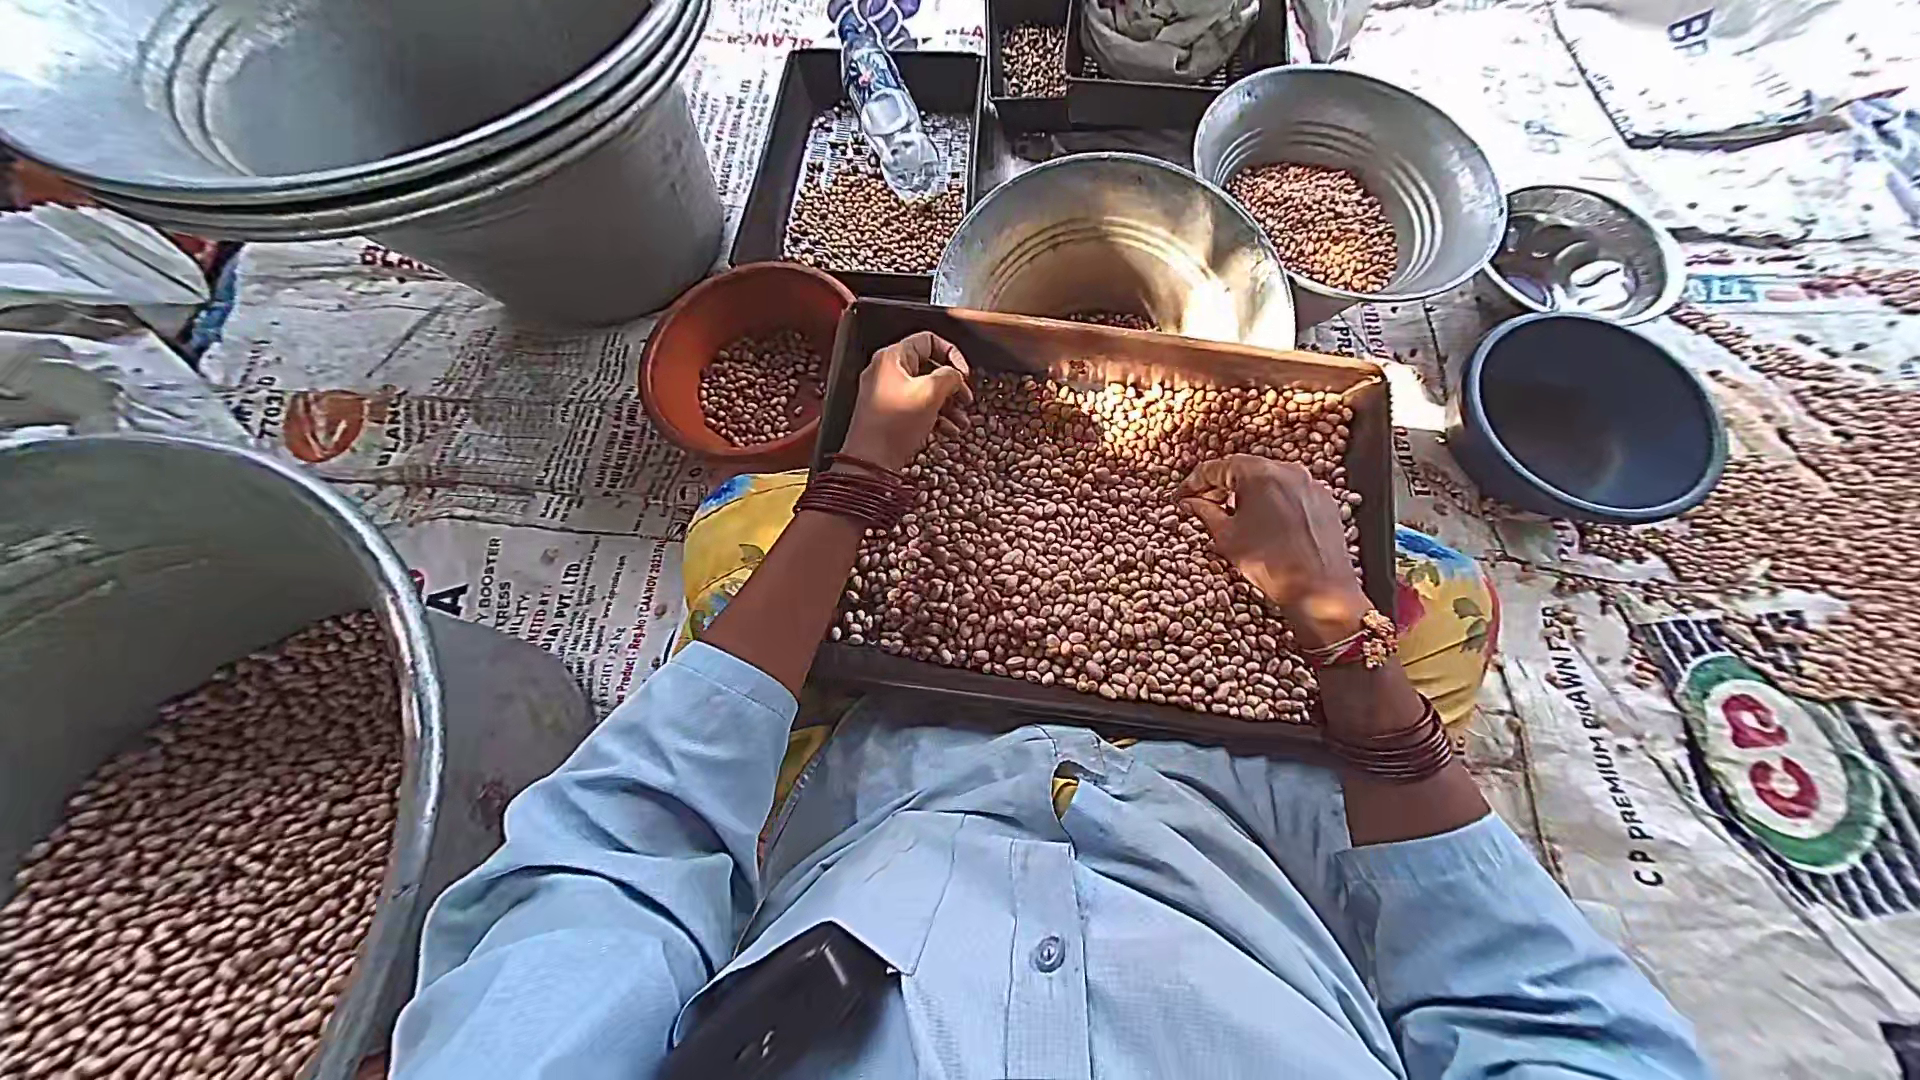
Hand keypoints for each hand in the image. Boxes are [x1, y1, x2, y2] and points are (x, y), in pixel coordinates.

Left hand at [840, 332, 972, 469]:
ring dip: (948, 404)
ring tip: (962, 420)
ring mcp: (889, 393)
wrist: (871, 460)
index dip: (952, 354)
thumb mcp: (929, 394)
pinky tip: (949, 430)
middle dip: (953, 385)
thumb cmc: (892, 424)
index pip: (929, 341)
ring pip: (926, 390)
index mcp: (893, 358)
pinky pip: (918, 407)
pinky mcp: (891, 413)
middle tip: (966, 398)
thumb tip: (956, 374)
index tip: (964, 373)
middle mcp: (888, 372)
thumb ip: (948, 376)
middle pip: (929, 367)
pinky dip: (936, 416)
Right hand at [1177, 454, 1368, 647]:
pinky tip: (1258, 521)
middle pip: (1242, 469)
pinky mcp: (1322, 500)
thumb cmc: (1272, 563)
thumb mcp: (1226, 536)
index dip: (1193, 482)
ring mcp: (1308, 484)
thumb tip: (1190, 502)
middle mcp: (1288, 471)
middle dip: (1218, 486)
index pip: (1216, 467)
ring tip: (1228, 515)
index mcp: (1260, 475)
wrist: (1320, 589)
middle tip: (1200, 504)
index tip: (1182, 496)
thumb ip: (1204, 511)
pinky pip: (1287, 491)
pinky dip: (1267, 500)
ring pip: (1266, 478)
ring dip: (1242, 492)